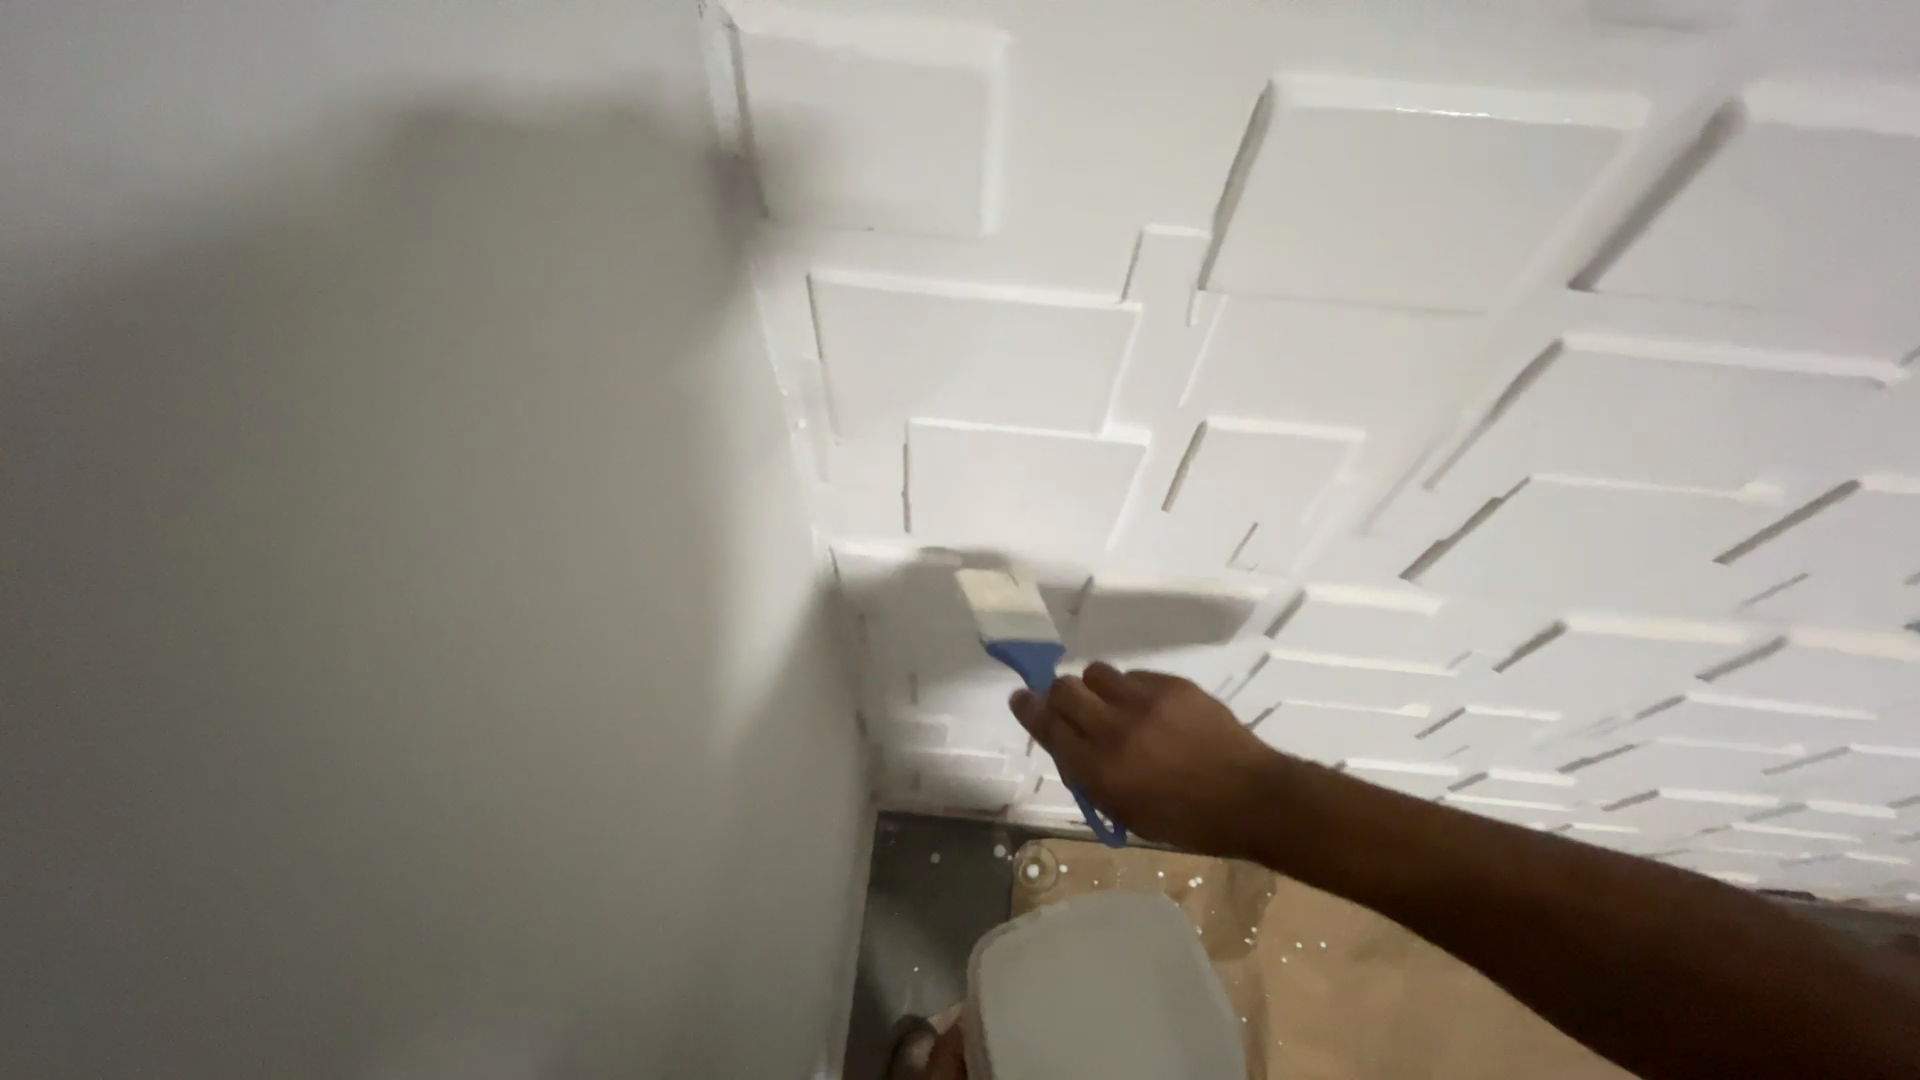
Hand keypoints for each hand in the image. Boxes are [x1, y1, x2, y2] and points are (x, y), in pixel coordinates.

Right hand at [1010, 661, 1286, 856]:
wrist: (1251, 797)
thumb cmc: (1186, 820)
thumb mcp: (1126, 813)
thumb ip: (1090, 777)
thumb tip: (1068, 744)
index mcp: (1102, 771)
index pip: (1049, 728)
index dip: (1028, 709)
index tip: (1019, 697)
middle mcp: (1116, 730)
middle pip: (1064, 690)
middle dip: (1059, 695)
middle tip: (1069, 705)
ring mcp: (1146, 702)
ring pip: (1097, 673)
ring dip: (1096, 689)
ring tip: (1115, 706)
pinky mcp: (1172, 685)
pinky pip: (1134, 676)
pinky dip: (1132, 691)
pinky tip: (1151, 711)